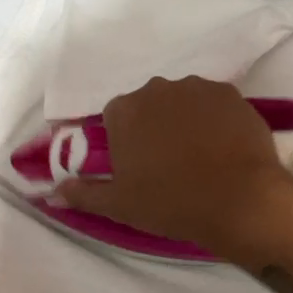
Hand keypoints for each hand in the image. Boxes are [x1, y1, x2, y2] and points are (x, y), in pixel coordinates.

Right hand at [54, 76, 292, 251]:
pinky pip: (215, 104)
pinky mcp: (231, 93)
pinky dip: (216, 120)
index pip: (116, 117)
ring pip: (184, 101)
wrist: (239, 199)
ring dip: (186, 120)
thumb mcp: (119, 204)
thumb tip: (53, 192)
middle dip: (155, 127)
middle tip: (169, 163)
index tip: (138, 166)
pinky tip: (224, 148)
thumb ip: (83, 193)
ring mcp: (198, 87)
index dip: (126, 141)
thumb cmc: (171, 202)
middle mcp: (158, 88)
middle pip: (150, 104)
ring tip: (200, 156)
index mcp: (125, 110)